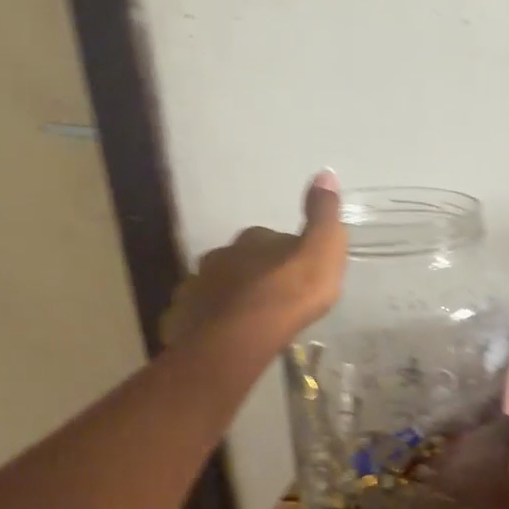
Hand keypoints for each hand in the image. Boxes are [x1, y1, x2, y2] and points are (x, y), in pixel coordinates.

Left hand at [160, 171, 348, 347]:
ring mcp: (197, 287)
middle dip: (256, 272)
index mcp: (253, 239)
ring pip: (218, 287)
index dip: (286, 252)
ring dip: (233, 296)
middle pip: (241, 261)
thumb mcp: (323, 248)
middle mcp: (220, 256)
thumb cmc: (290, 291)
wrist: (242, 336)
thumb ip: (323, 214)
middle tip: (277, 295)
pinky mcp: (183, 318)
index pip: (271, 237)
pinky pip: (200, 315)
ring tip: (252, 318)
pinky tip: (227, 334)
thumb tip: (325, 172)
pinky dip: (212, 320)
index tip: (300, 270)